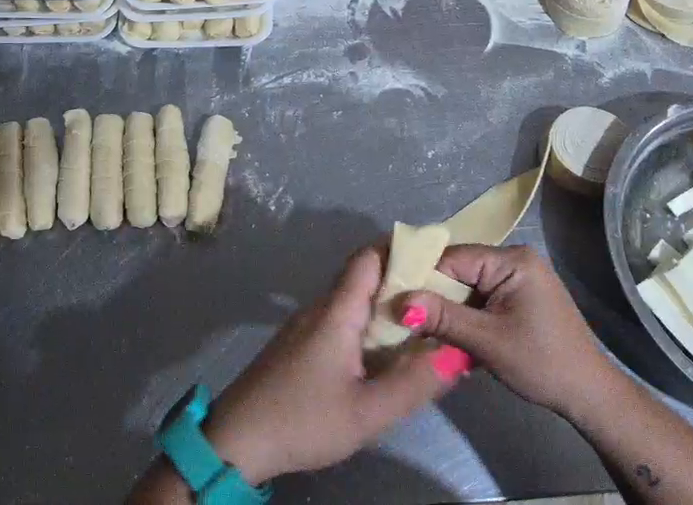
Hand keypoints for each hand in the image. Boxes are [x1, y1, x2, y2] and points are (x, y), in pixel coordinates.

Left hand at [203, 246, 465, 482]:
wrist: (235, 441)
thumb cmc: (303, 420)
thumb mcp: (368, 413)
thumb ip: (414, 384)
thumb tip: (457, 352)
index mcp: (337, 312)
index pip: (369, 259)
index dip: (401, 251)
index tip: (436, 260)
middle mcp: (319, 309)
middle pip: (363, 278)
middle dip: (402, 282)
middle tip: (441, 299)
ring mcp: (305, 326)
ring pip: (351, 302)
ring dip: (384, 307)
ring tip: (422, 325)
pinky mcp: (297, 346)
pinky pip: (338, 320)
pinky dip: (365, 325)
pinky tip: (382, 352)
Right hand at [396, 243, 616, 417]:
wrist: (589, 395)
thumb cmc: (541, 363)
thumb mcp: (487, 341)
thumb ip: (443, 317)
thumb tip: (399, 302)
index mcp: (512, 260)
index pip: (453, 259)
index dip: (423, 279)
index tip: (396, 301)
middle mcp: (515, 260)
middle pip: (459, 271)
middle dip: (436, 297)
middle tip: (407, 321)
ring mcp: (519, 279)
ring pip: (468, 287)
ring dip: (450, 311)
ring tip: (425, 332)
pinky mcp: (520, 298)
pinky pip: (481, 298)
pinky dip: (467, 317)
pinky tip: (453, 337)